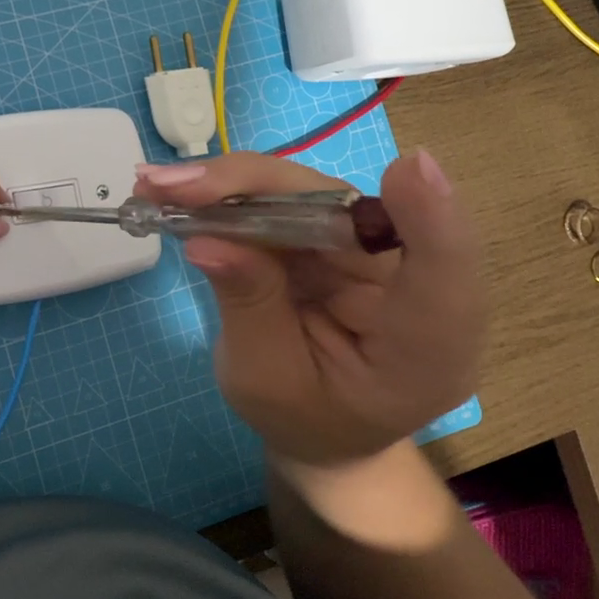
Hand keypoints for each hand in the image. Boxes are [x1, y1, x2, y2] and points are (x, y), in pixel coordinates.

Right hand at [134, 150, 486, 466]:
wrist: (321, 431)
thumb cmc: (303, 420)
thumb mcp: (266, 380)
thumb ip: (248, 309)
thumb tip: (209, 240)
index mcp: (422, 344)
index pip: (444, 276)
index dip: (429, 219)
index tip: (409, 167)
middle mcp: (403, 279)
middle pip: (341, 211)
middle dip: (255, 186)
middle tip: (171, 186)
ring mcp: (364, 250)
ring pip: (302, 193)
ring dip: (227, 183)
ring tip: (155, 187)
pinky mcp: (329, 234)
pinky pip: (280, 199)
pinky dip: (226, 192)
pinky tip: (177, 192)